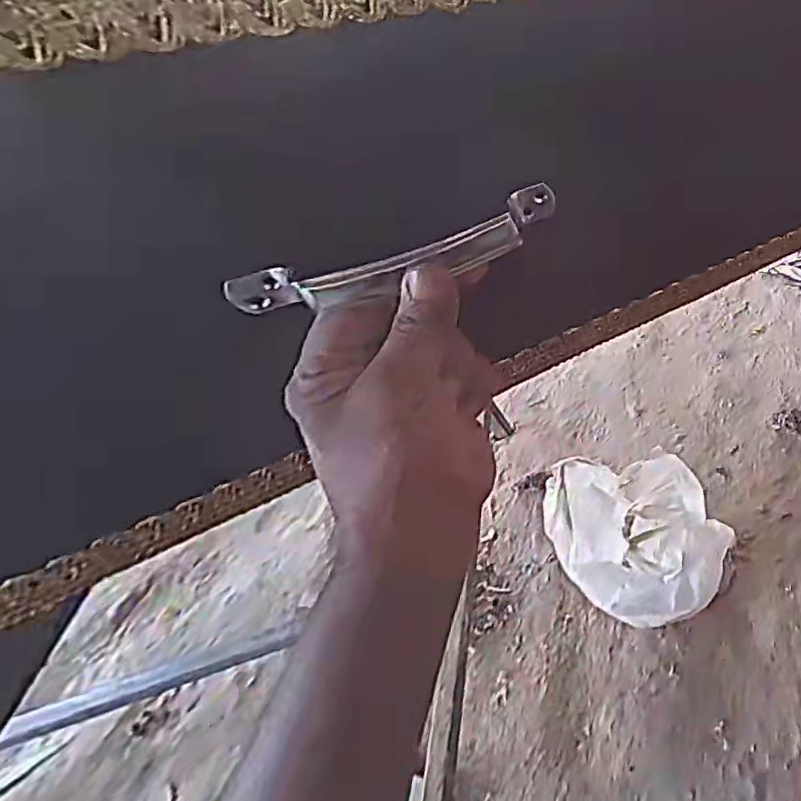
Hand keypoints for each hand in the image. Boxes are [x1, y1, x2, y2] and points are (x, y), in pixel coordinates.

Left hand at [285, 266, 504, 586]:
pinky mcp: (442, 407)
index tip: (439, 267)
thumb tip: (428, 278)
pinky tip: (466, 404)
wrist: (427, 533)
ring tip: (451, 394)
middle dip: (434, 333)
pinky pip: (464, 370)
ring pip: (443, 343)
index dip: (399, 284)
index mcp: (329, 371)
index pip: (360, 303)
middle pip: (408, 321)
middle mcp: (366, 377)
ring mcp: (407, 393)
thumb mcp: (398, 384)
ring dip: (456, 361)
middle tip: (448, 339)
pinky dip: (472, 381)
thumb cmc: (392, 471)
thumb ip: (416, 325)